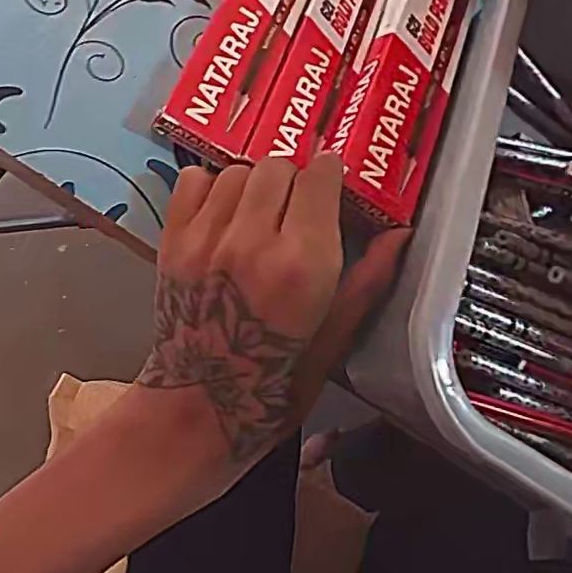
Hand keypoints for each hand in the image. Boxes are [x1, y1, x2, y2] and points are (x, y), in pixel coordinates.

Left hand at [130, 153, 408, 495]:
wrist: (196, 406)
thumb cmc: (272, 384)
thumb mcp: (333, 339)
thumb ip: (366, 281)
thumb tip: (399, 235)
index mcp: (301, 266)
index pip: (318, 178)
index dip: (329, 174)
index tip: (331, 182)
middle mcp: (251, 242)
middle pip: (276, 166)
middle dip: (293, 179)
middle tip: (297, 206)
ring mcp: (205, 238)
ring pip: (236, 170)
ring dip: (254, 183)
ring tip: (260, 213)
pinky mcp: (172, 240)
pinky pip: (193, 179)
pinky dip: (210, 186)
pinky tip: (223, 213)